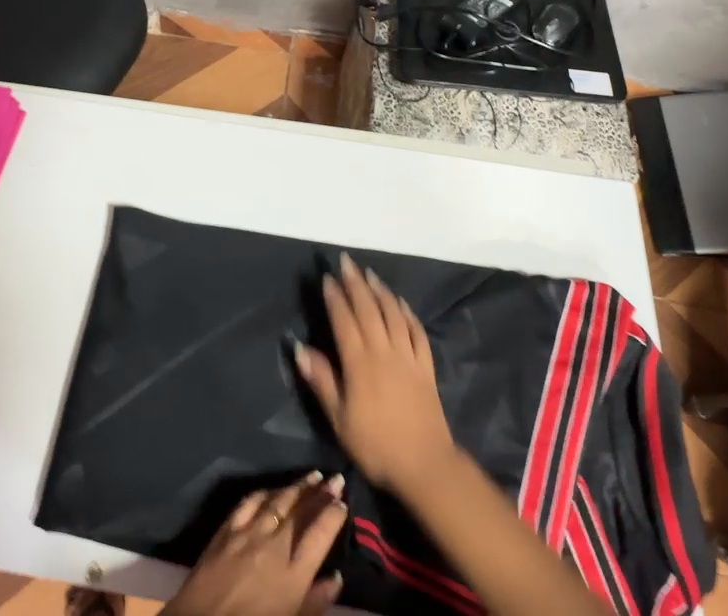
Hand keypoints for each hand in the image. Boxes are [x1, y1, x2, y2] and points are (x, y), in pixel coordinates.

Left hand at [163, 473, 346, 615]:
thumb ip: (316, 600)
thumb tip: (336, 577)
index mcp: (294, 571)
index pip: (321, 533)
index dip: (334, 514)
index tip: (343, 502)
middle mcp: (274, 545)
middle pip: (301, 511)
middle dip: (321, 492)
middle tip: (334, 478)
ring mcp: (248, 533)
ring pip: (277, 500)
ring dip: (296, 486)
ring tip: (311, 477)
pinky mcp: (225, 530)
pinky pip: (248, 503)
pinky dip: (264, 493)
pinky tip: (272, 489)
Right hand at [295, 253, 456, 492]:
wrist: (424, 464)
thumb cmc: (375, 445)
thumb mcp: (339, 419)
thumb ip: (322, 381)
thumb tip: (301, 349)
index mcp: (359, 364)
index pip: (344, 321)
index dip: (335, 298)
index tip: (327, 278)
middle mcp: (384, 352)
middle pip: (369, 310)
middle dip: (356, 284)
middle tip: (346, 261)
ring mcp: (408, 357)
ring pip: (393, 315)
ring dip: (381, 291)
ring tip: (370, 274)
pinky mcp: (426, 367)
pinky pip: (416, 331)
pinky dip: (407, 313)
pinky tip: (400, 303)